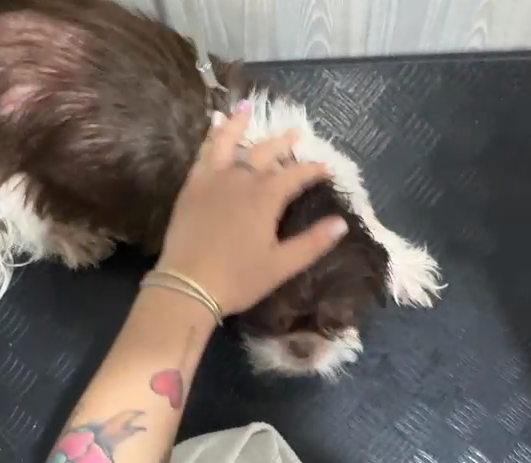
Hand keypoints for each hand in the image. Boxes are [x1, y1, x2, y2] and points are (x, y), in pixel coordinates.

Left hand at [157, 103, 349, 315]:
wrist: (189, 285)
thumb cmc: (239, 279)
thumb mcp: (281, 266)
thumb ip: (312, 243)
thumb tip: (341, 224)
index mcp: (265, 198)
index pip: (295, 176)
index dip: (313, 170)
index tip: (326, 167)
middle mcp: (241, 179)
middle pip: (265, 153)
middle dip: (284, 143)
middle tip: (297, 133)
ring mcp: (214, 179)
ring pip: (230, 142)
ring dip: (242, 125)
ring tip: (248, 109)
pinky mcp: (193, 186)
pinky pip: (204, 152)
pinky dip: (212, 135)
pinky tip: (215, 126)